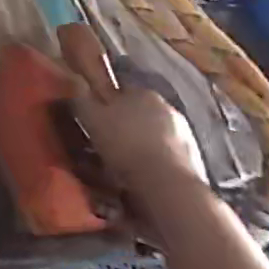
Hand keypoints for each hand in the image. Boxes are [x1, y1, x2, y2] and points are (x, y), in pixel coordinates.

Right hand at [65, 84, 207, 215]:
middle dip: (123, 126)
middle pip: (138, 114)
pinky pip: (164, 158)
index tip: (92, 119)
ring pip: (152, 137)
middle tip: (102, 144)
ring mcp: (185, 136)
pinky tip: (139, 178)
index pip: (121, 91)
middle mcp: (169, 109)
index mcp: (144, 93)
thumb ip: (80, 98)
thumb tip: (74, 83)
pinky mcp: (194, 162)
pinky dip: (153, 165)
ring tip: (119, 167)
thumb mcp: (90, 117)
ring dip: (139, 146)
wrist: (167, 186)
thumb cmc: (124, 144)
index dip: (104, 104)